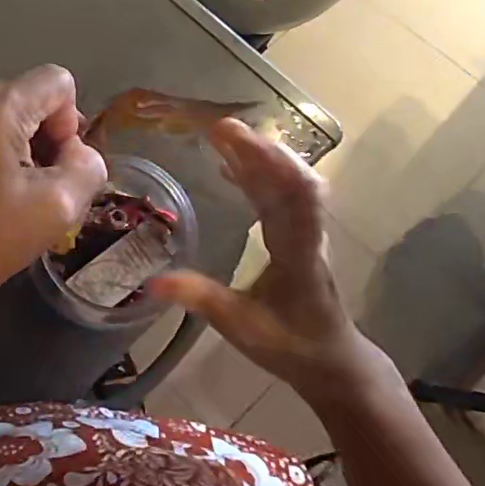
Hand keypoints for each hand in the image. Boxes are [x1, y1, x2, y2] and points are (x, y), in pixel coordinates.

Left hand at [0, 65, 106, 317]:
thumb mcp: (59, 206)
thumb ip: (89, 166)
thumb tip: (76, 151)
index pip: (59, 82)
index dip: (70, 124)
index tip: (53, 169)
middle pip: (33, 97)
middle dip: (47, 138)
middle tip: (38, 190)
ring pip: (12, 115)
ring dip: (26, 149)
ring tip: (15, 195)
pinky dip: (2, 153)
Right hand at [150, 119, 389, 399]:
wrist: (333, 359)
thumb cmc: (290, 345)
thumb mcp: (242, 328)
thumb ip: (201, 300)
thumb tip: (152, 282)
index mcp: (298, 253)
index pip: (294, 197)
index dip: (267, 162)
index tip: (233, 138)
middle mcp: (306, 233)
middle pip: (291, 178)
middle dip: (257, 148)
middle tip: (217, 126)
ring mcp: (305, 230)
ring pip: (289, 180)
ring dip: (259, 155)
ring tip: (222, 134)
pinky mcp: (297, 232)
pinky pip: (282, 193)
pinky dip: (259, 173)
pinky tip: (232, 167)